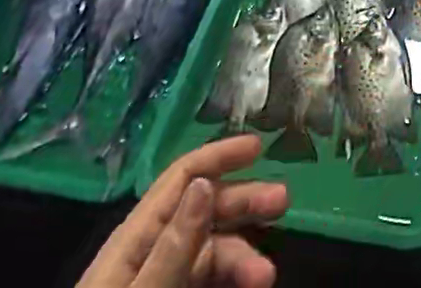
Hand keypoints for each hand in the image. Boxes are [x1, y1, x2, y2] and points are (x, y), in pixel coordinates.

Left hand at [76, 136, 288, 287]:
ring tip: (265, 278)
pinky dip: (235, 276)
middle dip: (246, 201)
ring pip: (216, 246)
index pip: (181, 178)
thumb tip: (203, 183)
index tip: (259, 147)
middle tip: (284, 203)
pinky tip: (252, 285)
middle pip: (207, 207)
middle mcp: (154, 248)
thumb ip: (173, 245)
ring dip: (245, 253)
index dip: (219, 156)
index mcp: (136, 237)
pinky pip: (212, 277)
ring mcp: (165, 277)